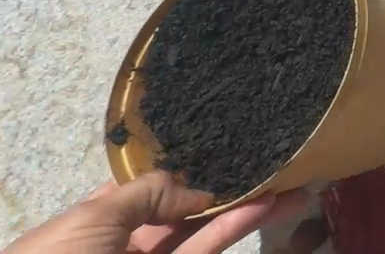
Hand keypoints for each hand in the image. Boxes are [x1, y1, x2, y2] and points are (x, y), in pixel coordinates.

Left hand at [3, 172, 305, 253]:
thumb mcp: (92, 217)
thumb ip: (150, 191)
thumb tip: (197, 190)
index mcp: (93, 223)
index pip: (146, 186)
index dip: (185, 164)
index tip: (226, 141)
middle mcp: (125, 242)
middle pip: (185, 206)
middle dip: (228, 184)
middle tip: (273, 161)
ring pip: (205, 228)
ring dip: (247, 204)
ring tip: (293, 181)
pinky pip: (206, 248)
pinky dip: (236, 226)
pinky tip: (268, 203)